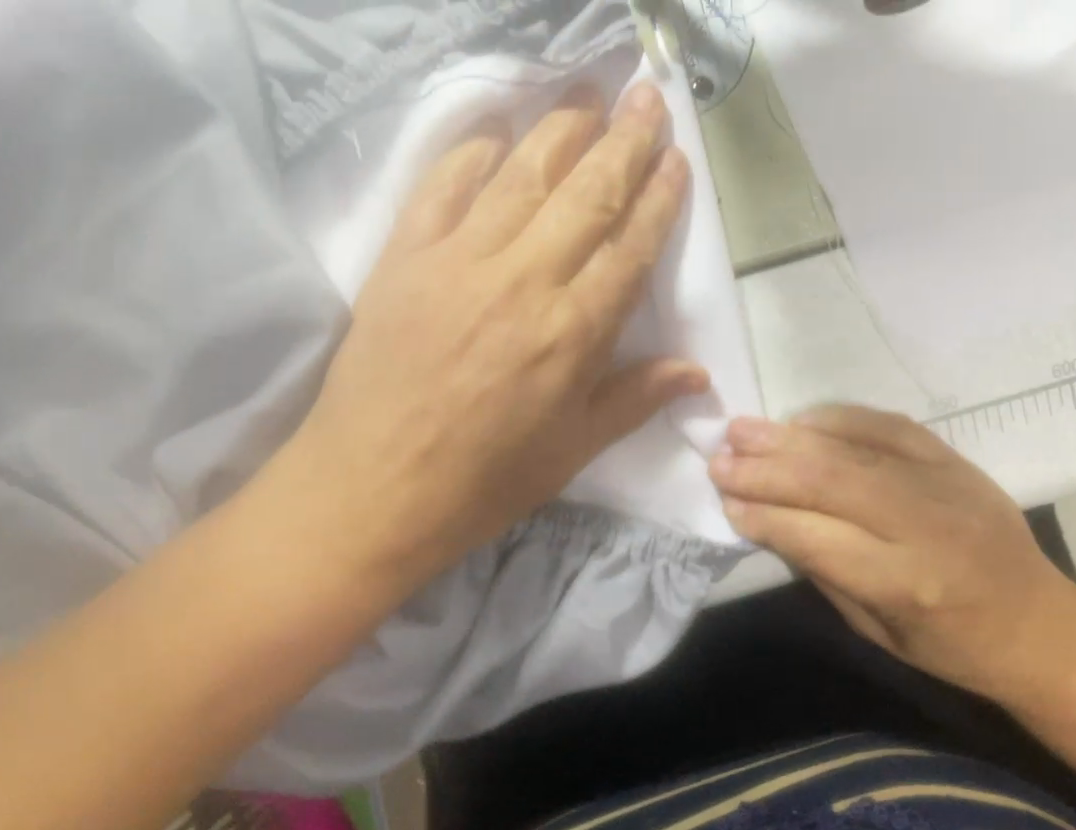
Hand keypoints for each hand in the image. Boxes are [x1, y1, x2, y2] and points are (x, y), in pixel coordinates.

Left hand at [271, 83, 708, 588]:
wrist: (375, 488)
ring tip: (589, 96)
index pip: (629, 247)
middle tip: (647, 96)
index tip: (677, 159)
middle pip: (586, 194)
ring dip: (562, 129)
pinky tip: (498, 129)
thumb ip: (634, 399)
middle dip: (624, 140)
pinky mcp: (406, 255)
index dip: (658, 198)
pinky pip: (445, 184)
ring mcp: (460, 260)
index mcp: (574, 334)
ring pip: (523, 174)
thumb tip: (699, 372)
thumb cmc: (487, 481)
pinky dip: (474, 149)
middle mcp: (524, 280)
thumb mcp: (573, 450)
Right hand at [708, 406, 1075, 700]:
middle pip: (831, 483)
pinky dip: (842, 419)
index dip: (766, 517)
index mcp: (906, 584)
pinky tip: (803, 421)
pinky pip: (891, 427)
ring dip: (792, 439)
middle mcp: (926, 526)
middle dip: (768, 470)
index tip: (724, 502)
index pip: (817, 537)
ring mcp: (947, 486)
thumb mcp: (877, 632)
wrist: (1038, 626)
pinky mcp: (959, 462)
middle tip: (719, 459)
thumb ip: (825, 573)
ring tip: (743, 431)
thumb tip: (772, 523)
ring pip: (855, 450)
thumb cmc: (953, 649)